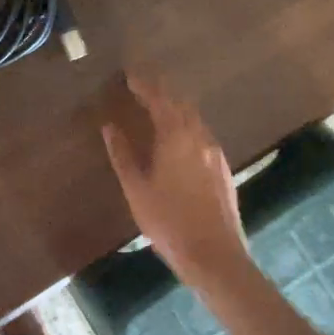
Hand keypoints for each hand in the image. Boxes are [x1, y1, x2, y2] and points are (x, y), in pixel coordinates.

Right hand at [102, 74, 247, 278]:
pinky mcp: (224, 169)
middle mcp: (198, 137)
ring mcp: (215, 153)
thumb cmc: (168, 222)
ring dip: (176, 107)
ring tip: (159, 107)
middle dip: (162, 91)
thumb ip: (122, 155)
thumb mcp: (136, 189)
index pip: (159, 99)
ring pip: (195, 118)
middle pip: (181, 103)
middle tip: (143, 87)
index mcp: (175, 136)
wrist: (216, 258)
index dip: (144, 85)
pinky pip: (203, 134)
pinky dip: (188, 125)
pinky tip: (181, 138)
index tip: (129, 76)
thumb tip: (110, 127)